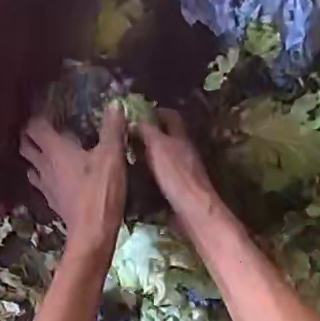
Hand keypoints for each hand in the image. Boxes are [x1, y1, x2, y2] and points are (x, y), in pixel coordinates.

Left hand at [21, 108, 126, 258]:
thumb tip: (115, 104)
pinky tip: (55, 177)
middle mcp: (44, 165)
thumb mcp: (112, 156)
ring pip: (31, 166)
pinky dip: (44, 176)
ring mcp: (46, 186)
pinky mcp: (53, 202)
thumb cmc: (100, 191)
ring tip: (45, 151)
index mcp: (55, 150)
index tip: (46, 108)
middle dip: (30, 135)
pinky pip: (41, 184)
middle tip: (42, 128)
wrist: (92, 232)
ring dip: (34, 157)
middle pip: (26, 145)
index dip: (37, 115)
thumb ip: (112, 129)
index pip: (35, 126)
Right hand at [136, 109, 226, 231]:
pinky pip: (162, 175)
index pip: (170, 116)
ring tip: (128, 156)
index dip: (156, 112)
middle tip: (127, 136)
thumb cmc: (176, 175)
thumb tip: (133, 121)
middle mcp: (184, 151)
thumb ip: (147, 131)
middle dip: (149, 134)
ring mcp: (183, 170)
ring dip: (148, 154)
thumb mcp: (158, 147)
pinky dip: (150, 173)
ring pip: (165, 156)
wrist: (192, 209)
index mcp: (180, 137)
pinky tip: (137, 178)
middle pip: (168, 136)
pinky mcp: (179, 188)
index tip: (137, 114)